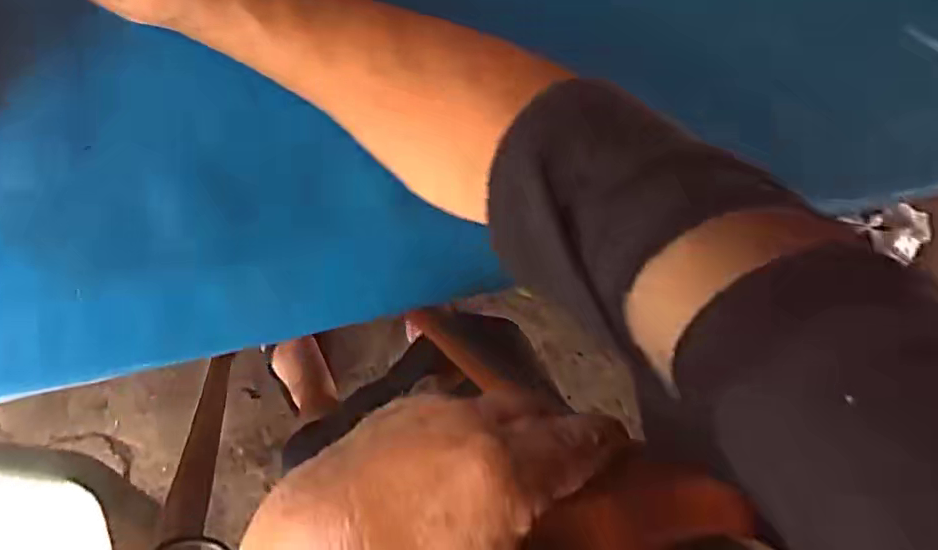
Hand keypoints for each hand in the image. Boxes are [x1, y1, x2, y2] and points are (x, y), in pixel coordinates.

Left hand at [243, 392, 625, 549]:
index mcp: (501, 465)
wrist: (313, 538)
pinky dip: (469, 421)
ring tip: (524, 451)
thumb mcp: (489, 548)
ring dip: (510, 420)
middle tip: (580, 452)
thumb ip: (536, 530)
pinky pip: (445, 406)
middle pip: (527, 406)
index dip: (605, 441)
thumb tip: (540, 514)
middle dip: (558, 423)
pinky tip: (464, 450)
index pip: (573, 439)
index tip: (624, 444)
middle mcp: (464, 420)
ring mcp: (420, 409)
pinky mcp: (387, 412)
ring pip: (483, 402)